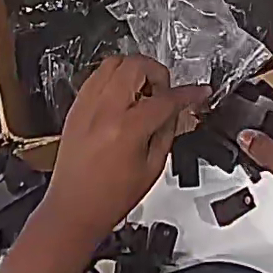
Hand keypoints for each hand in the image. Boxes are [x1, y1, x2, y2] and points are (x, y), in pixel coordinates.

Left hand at [38, 55, 208, 242]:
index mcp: (128, 129)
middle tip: (164, 91)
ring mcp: (87, 106)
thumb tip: (177, 109)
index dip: (190, 93)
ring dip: (135, 70)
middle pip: (137, 65)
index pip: (167, 98)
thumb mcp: (153, 166)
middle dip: (159, 73)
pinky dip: (115, 78)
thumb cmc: (109, 197)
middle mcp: (104, 111)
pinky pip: (97, 75)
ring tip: (142, 92)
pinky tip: (123, 97)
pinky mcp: (76, 107)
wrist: (73, 210)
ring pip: (115, 62)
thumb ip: (168, 130)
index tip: (200, 91)